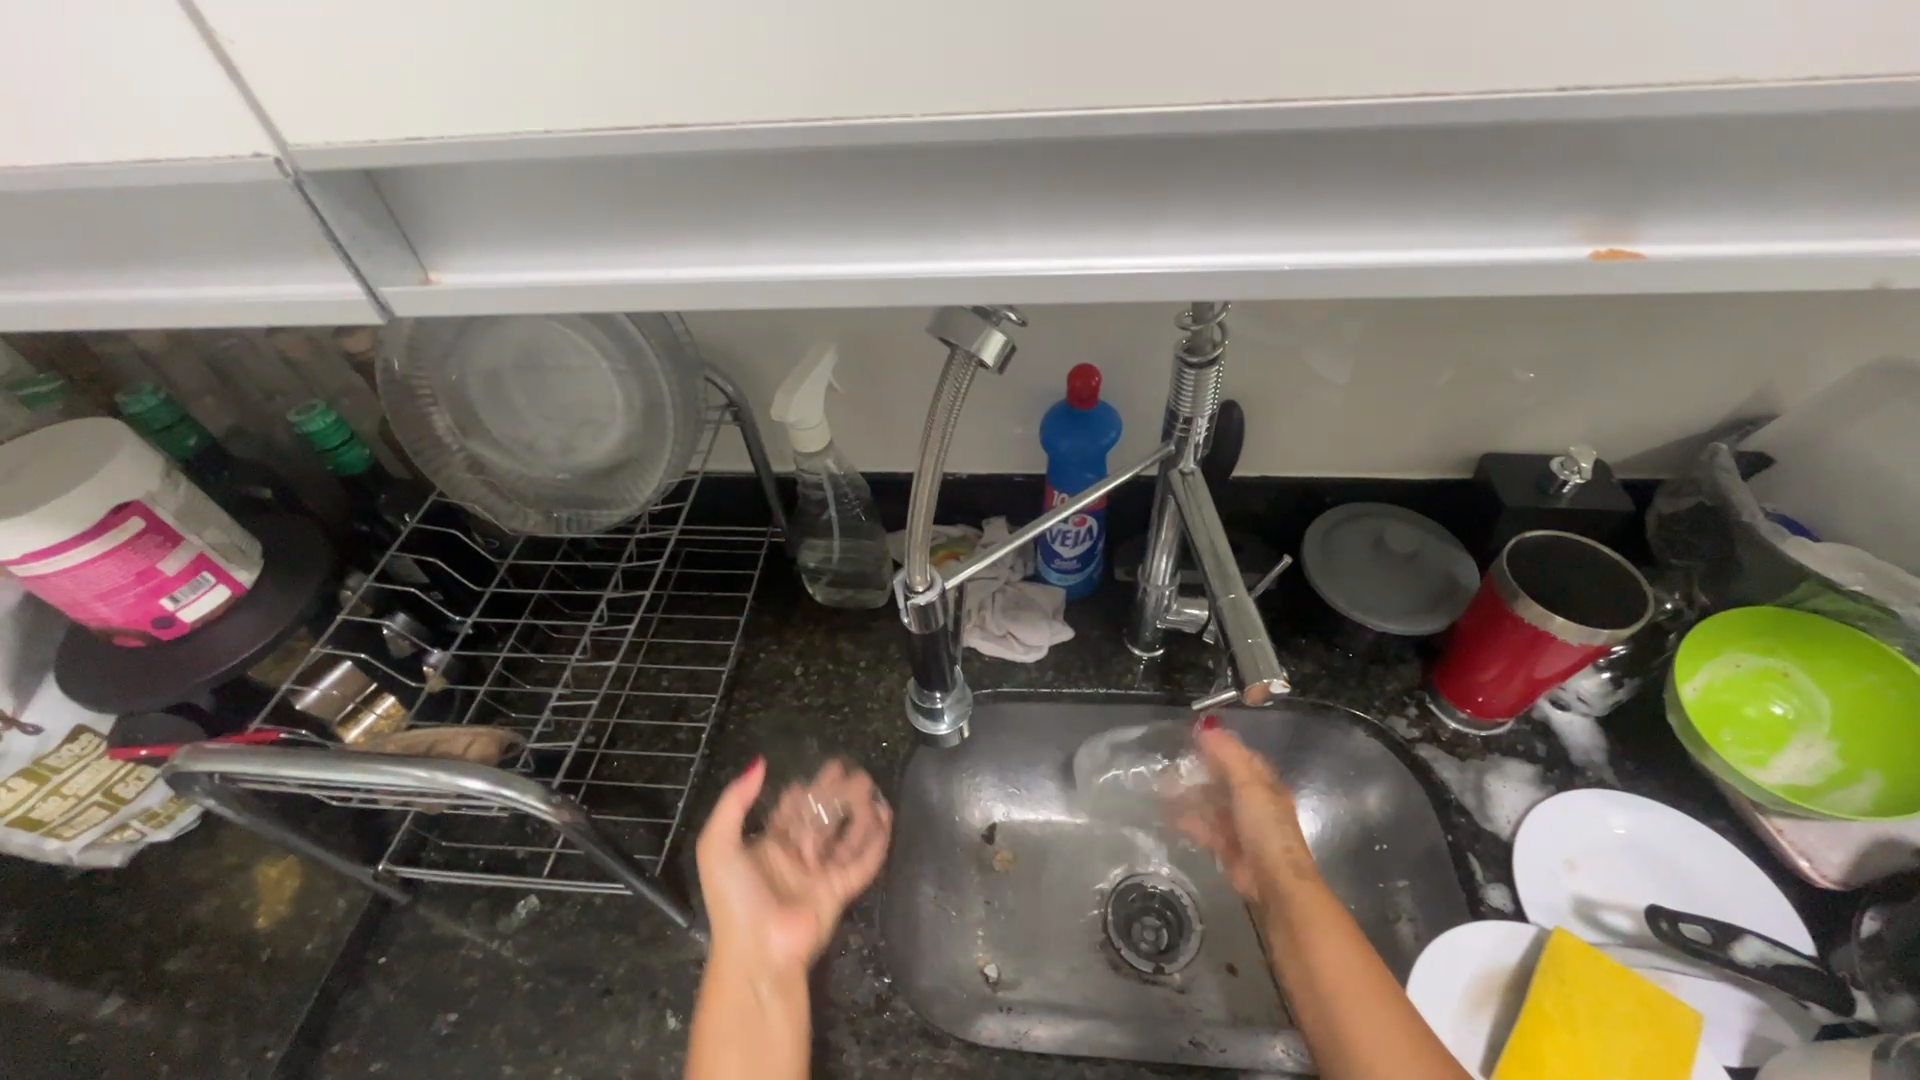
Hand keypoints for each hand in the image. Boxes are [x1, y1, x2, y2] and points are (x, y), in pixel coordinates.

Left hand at [695, 757, 892, 973]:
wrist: (756, 952)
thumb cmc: (735, 897)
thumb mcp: (718, 845)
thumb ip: (735, 801)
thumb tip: (761, 762)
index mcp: (767, 847)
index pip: (791, 811)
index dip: (805, 791)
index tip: (823, 771)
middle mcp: (796, 858)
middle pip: (822, 819)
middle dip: (837, 795)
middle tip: (855, 772)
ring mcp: (821, 875)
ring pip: (846, 836)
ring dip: (859, 812)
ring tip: (872, 787)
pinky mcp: (842, 892)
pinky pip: (863, 860)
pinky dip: (877, 838)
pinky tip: (885, 814)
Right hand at [1175, 720, 1318, 915]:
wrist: (1274, 882)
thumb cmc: (1265, 827)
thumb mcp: (1248, 784)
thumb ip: (1226, 754)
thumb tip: (1205, 724)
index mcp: (1263, 783)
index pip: (1238, 757)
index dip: (1216, 746)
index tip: (1188, 736)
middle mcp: (1252, 801)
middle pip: (1220, 780)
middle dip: (1195, 772)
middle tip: (1165, 766)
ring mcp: (1239, 825)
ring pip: (1208, 804)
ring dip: (1186, 796)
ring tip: (1159, 790)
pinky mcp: (1226, 846)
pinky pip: (1202, 827)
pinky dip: (1185, 821)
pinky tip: (1167, 817)